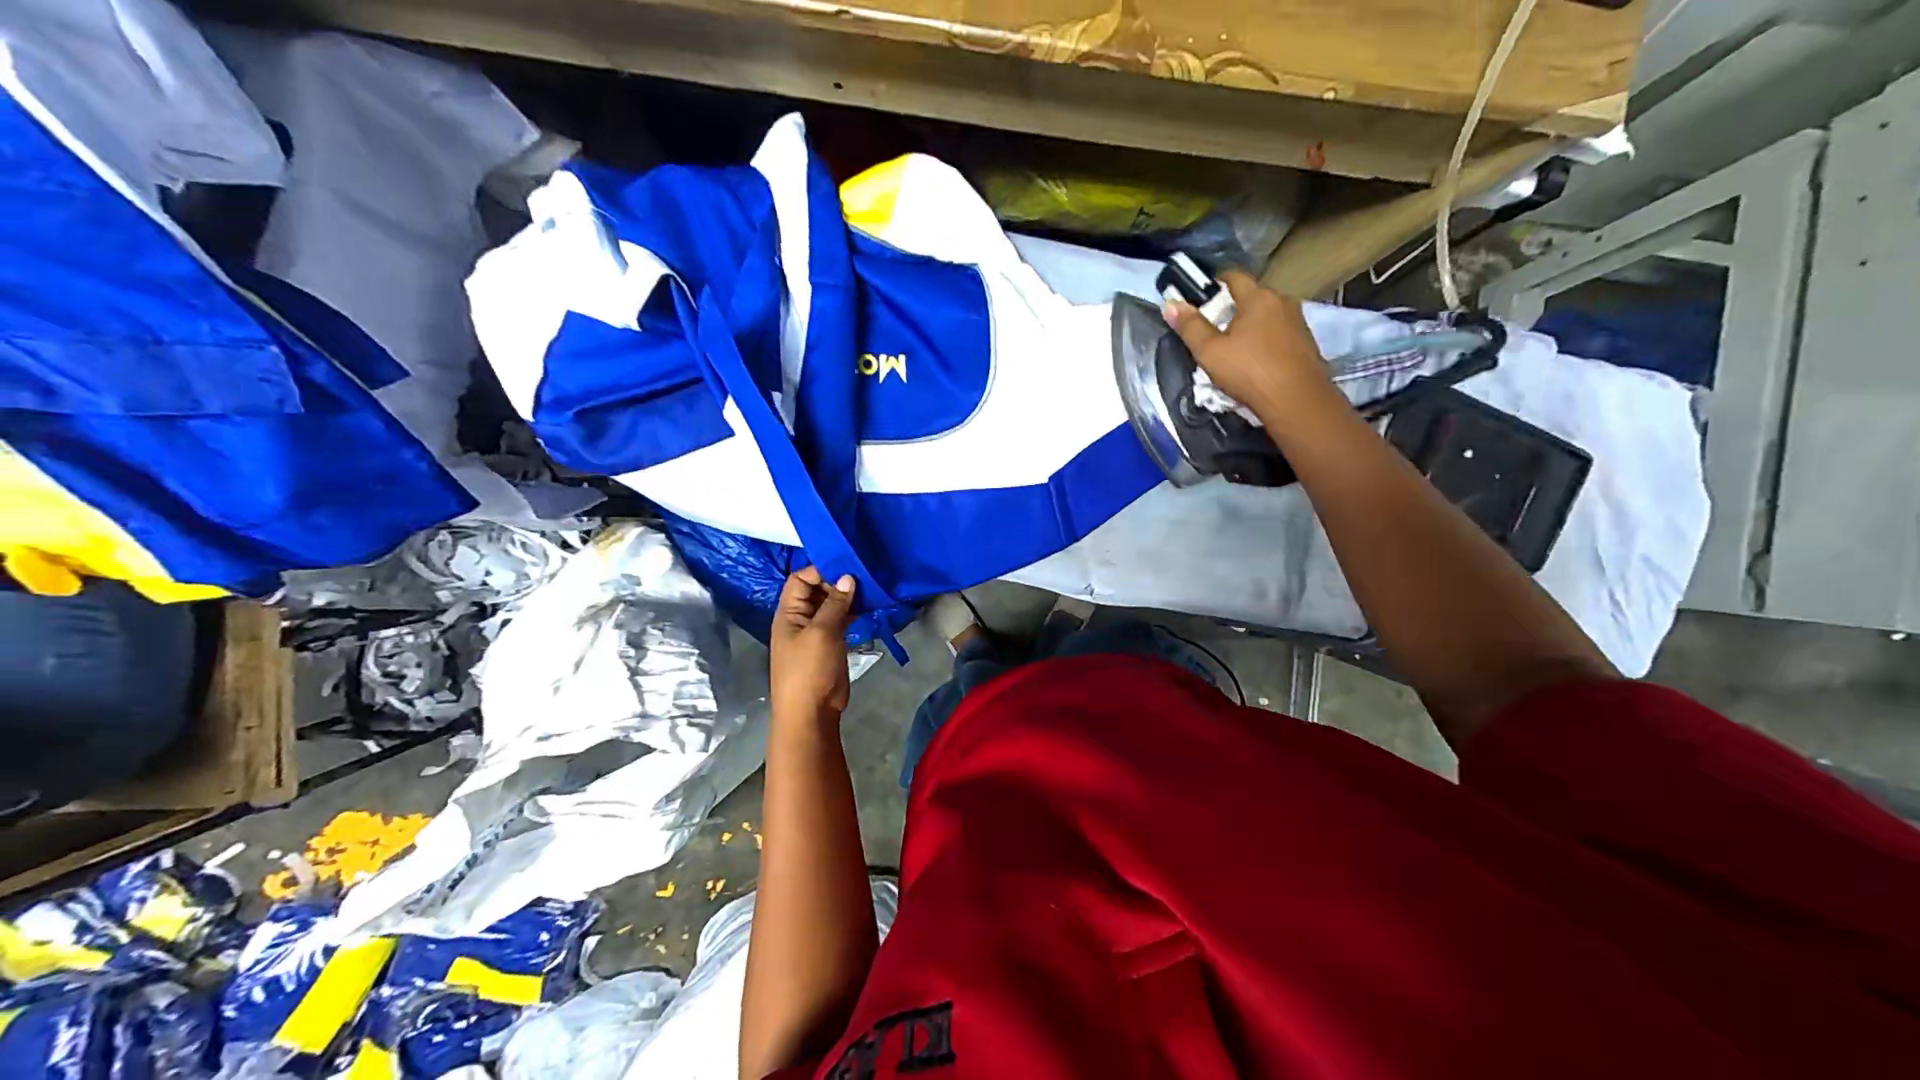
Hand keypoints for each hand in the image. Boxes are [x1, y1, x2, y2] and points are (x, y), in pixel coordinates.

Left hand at [770, 566, 856, 722]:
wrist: (811, 712)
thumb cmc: (809, 670)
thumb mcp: (821, 632)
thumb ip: (835, 603)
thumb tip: (848, 577)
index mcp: (788, 613)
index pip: (800, 579)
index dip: (820, 570)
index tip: (847, 566)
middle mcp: (800, 619)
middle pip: (816, 590)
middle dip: (837, 580)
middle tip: (864, 575)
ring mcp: (815, 632)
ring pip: (830, 605)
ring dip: (847, 596)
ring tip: (870, 587)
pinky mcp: (830, 643)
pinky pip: (840, 620)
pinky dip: (852, 611)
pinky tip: (869, 605)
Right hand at [1163, 269, 1337, 423]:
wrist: (1296, 401)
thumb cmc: (1249, 372)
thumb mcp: (1210, 352)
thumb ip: (1190, 326)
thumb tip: (1170, 303)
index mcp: (1258, 297)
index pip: (1234, 276)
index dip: (1215, 283)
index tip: (1201, 298)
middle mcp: (1282, 301)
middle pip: (1252, 296)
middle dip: (1233, 307)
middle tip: (1214, 328)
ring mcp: (1298, 321)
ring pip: (1268, 315)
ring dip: (1251, 325)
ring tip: (1235, 347)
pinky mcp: (1307, 342)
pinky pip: (1280, 332)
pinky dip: (1266, 340)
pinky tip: (1257, 360)